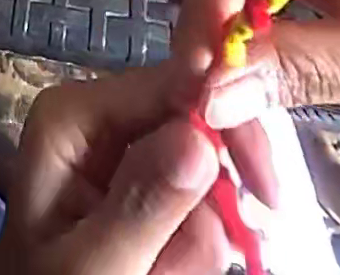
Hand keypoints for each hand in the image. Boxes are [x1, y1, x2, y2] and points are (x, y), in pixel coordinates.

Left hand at [0, 66, 226, 274]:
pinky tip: (168, 269)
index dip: (223, 121)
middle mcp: (100, 116)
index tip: (265, 185)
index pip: (166, 83)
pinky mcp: (141, 180)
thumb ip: (144, 202)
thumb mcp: (93, 264)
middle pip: (190, 121)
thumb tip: (200, 136)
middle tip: (235, 247)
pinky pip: (196, 196)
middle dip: (212, 193)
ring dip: (202, 230)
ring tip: (163, 272)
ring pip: (202, 167)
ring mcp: (122, 148)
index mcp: (74, 113)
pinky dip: (198, 239)